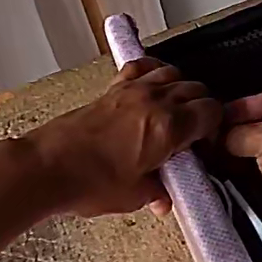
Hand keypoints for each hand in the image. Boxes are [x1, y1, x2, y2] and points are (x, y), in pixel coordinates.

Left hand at [25, 58, 220, 217]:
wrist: (46, 169)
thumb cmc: (87, 180)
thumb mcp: (135, 195)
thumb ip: (158, 191)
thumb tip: (164, 194)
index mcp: (169, 126)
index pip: (211, 111)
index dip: (215, 127)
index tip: (207, 142)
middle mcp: (155, 101)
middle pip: (197, 89)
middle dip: (202, 108)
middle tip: (195, 131)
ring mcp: (133, 91)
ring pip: (174, 73)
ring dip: (182, 88)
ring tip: (177, 109)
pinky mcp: (113, 89)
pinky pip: (143, 67)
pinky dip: (154, 70)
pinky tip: (153, 83)